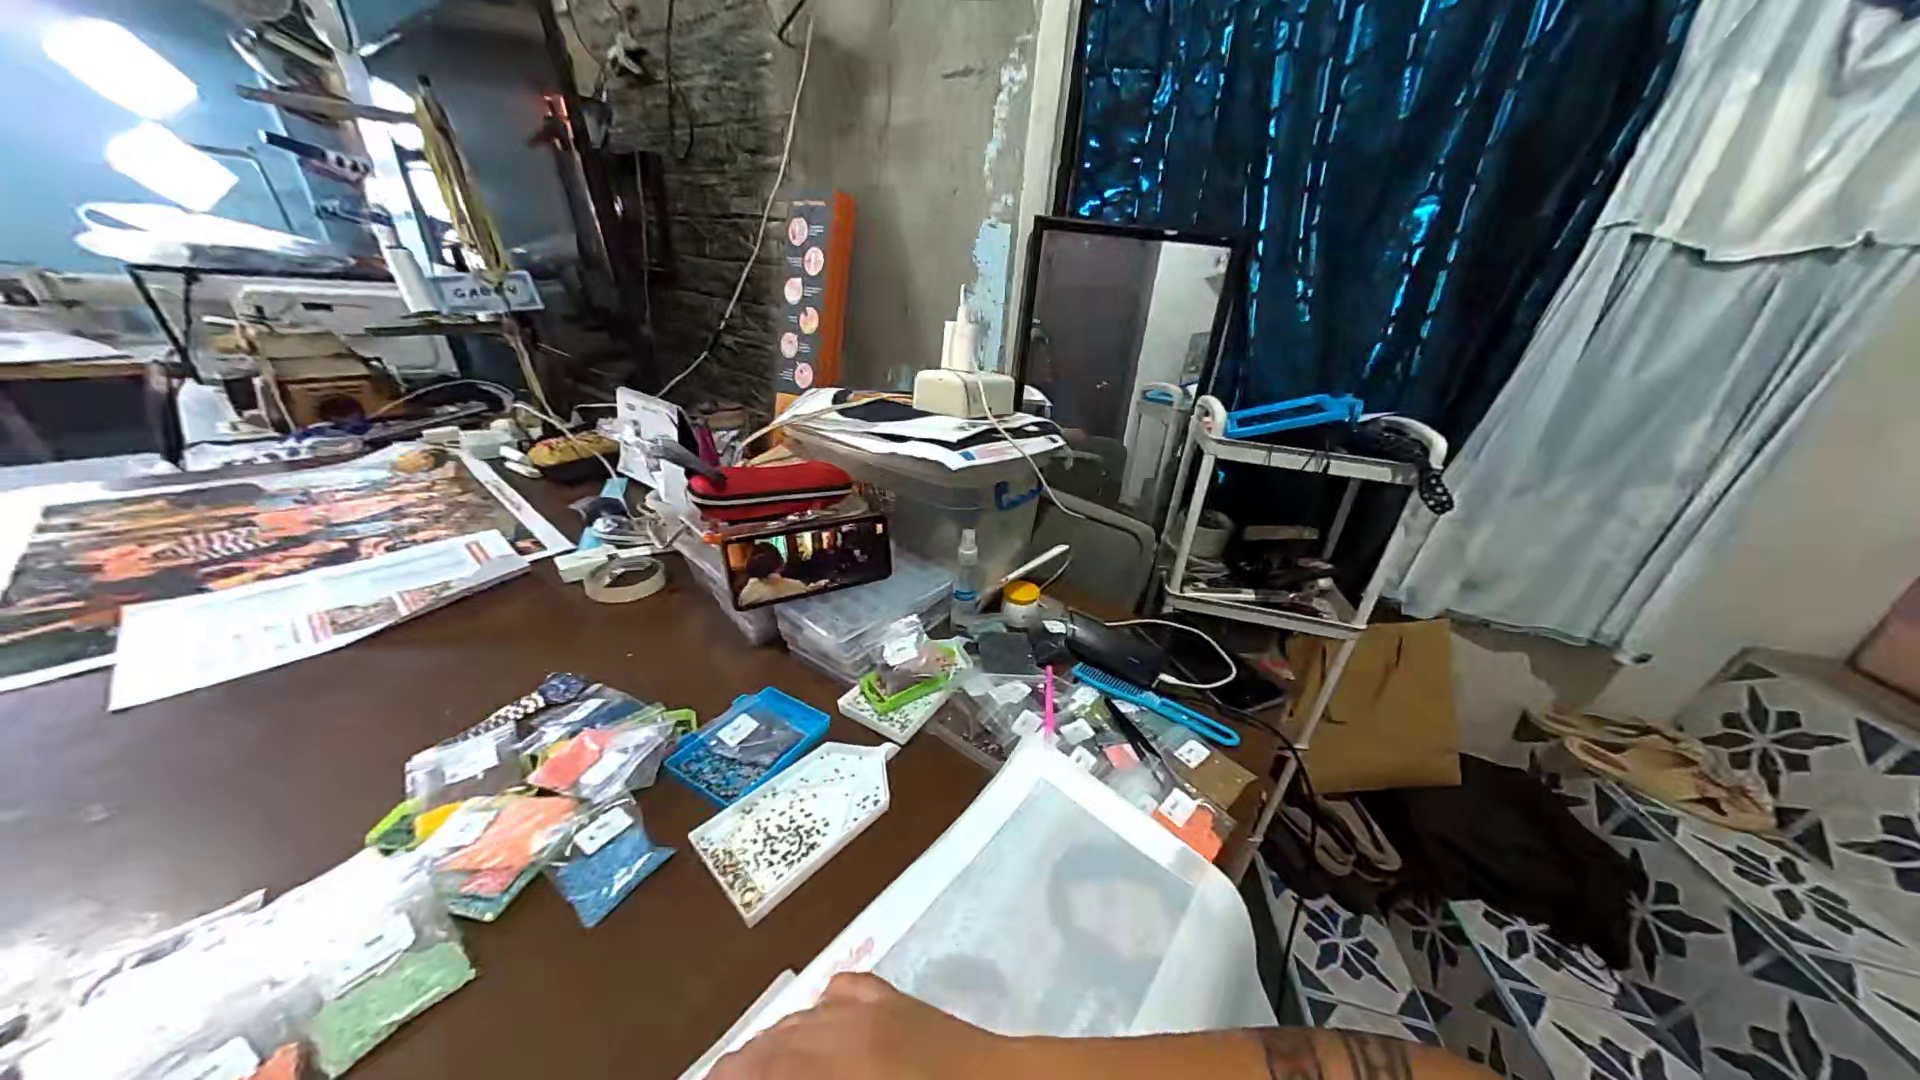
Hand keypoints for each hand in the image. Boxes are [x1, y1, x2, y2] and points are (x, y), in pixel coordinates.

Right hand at [709, 972, 1008, 1079]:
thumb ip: (810, 1078)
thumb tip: (779, 1071)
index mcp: (831, 1066)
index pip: (762, 1068)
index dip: (732, 1075)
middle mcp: (843, 1029)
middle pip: (775, 1043)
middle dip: (744, 1064)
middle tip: (726, 1078)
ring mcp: (871, 1009)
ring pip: (804, 1016)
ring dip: (776, 1040)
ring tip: (758, 1060)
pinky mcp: (897, 1000)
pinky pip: (846, 991)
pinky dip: (822, 1007)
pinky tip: (817, 1016)